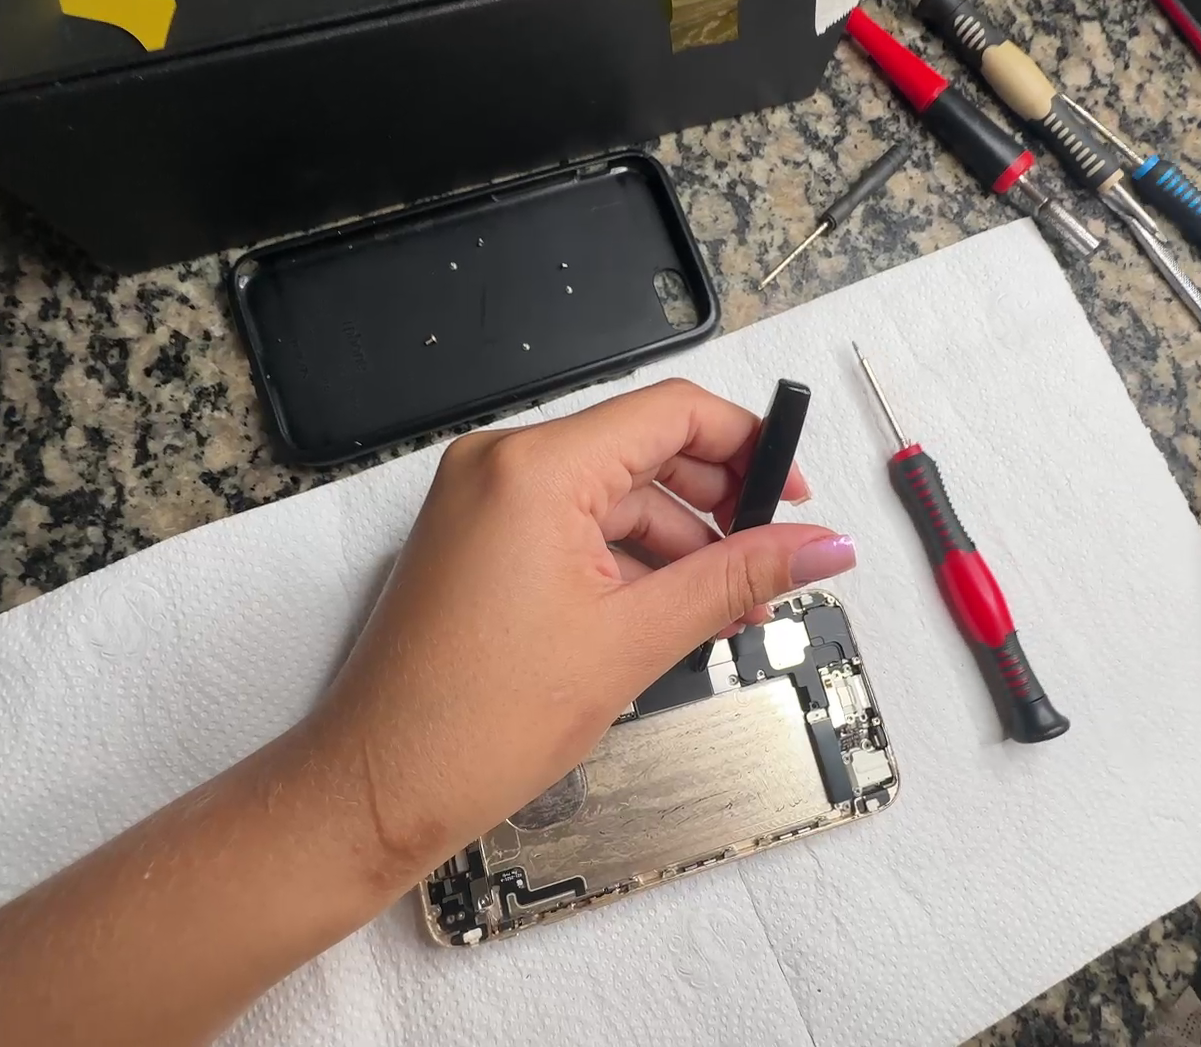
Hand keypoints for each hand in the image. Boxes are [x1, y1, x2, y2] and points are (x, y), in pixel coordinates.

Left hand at [307, 378, 856, 883]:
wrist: (379, 788)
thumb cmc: (476, 722)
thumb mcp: (635, 638)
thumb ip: (738, 577)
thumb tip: (821, 545)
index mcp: (535, 467)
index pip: (672, 412)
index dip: (747, 444)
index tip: (789, 491)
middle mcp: (502, 464)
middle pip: (645, 450)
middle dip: (717, 504)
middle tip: (768, 557)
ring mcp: (487, 499)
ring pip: (614, 494)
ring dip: (678, 542)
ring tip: (725, 604)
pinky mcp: (484, 535)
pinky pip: (577, 523)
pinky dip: (629, 557)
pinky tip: (668, 606)